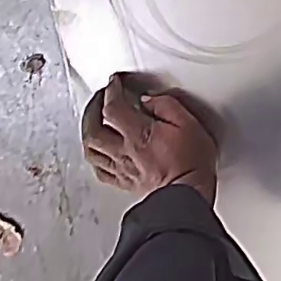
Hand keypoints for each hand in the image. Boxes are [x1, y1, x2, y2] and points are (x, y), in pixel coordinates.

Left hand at [81, 72, 219, 202]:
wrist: (190, 198)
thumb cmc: (192, 163)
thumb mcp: (188, 123)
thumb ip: (167, 105)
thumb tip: (149, 99)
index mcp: (139, 134)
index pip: (112, 107)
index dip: (111, 90)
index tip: (115, 82)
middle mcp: (125, 151)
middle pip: (93, 128)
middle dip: (93, 108)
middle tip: (101, 98)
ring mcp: (122, 168)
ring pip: (92, 149)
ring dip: (89, 130)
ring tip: (95, 119)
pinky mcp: (125, 183)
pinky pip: (100, 170)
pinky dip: (96, 156)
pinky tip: (101, 150)